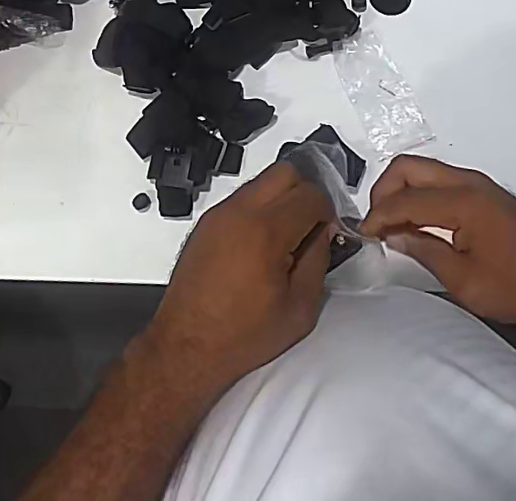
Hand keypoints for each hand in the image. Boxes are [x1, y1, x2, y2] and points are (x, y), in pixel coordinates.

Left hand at [135, 161, 334, 400]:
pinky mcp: (208, 220)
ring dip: (281, 197)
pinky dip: (260, 207)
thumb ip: (318, 260)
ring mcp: (220, 213)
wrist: (188, 344)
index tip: (327, 228)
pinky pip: (242, 196)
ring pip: (262, 180)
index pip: (310, 194)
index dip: (327, 210)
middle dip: (305, 192)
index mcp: (266, 232)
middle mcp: (240, 213)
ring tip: (286, 235)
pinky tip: (262, 241)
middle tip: (310, 223)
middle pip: (286, 172)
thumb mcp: (299, 308)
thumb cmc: (239, 335)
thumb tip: (323, 232)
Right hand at [359, 154, 515, 324]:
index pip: (405, 200)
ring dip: (399, 189)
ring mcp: (475, 181)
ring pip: (421, 168)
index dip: (379, 216)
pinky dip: (417, 191)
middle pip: (407, 167)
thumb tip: (394, 235)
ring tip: (392, 223)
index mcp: (462, 202)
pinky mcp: (481, 188)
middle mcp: (466, 181)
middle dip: (383, 191)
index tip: (363, 233)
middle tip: (376, 222)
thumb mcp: (467, 282)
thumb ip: (425, 252)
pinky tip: (415, 218)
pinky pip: (436, 177)